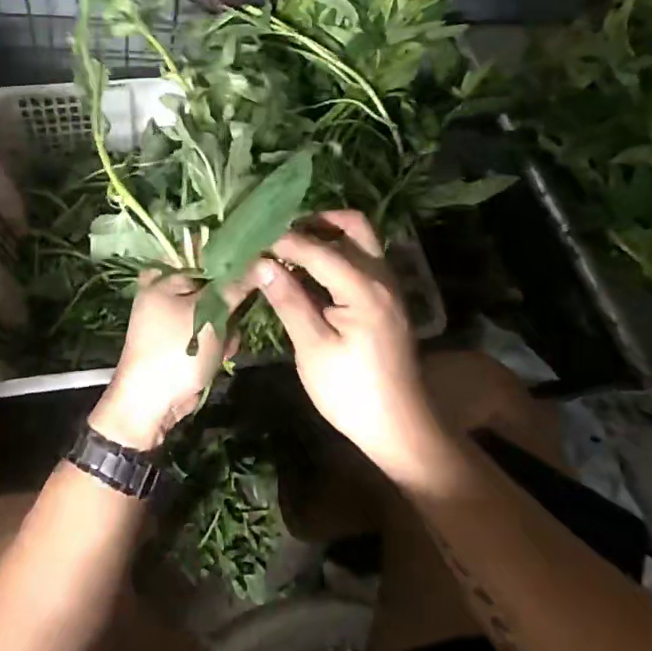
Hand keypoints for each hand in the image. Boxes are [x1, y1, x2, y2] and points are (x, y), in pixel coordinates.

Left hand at [89, 272, 248, 450]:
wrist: (151, 403)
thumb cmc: (176, 350)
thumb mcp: (208, 315)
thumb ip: (234, 288)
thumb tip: (261, 262)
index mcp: (162, 279)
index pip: (205, 261)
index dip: (230, 269)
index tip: (255, 275)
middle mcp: (164, 294)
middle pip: (211, 288)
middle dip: (227, 307)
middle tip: (234, 318)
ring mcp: (170, 320)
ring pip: (213, 313)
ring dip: (224, 329)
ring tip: (224, 345)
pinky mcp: (179, 342)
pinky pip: (207, 333)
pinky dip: (216, 343)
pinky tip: (220, 356)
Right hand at [253, 211, 438, 469]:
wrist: (399, 428)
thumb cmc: (351, 392)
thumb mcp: (313, 348)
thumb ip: (289, 300)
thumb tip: (260, 263)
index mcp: (364, 290)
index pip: (318, 250)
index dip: (282, 242)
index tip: (251, 239)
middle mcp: (382, 278)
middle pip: (353, 226)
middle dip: (315, 221)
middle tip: (279, 232)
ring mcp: (389, 287)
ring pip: (361, 240)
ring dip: (327, 234)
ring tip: (290, 248)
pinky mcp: (387, 300)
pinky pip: (364, 259)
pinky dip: (338, 252)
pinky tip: (311, 271)